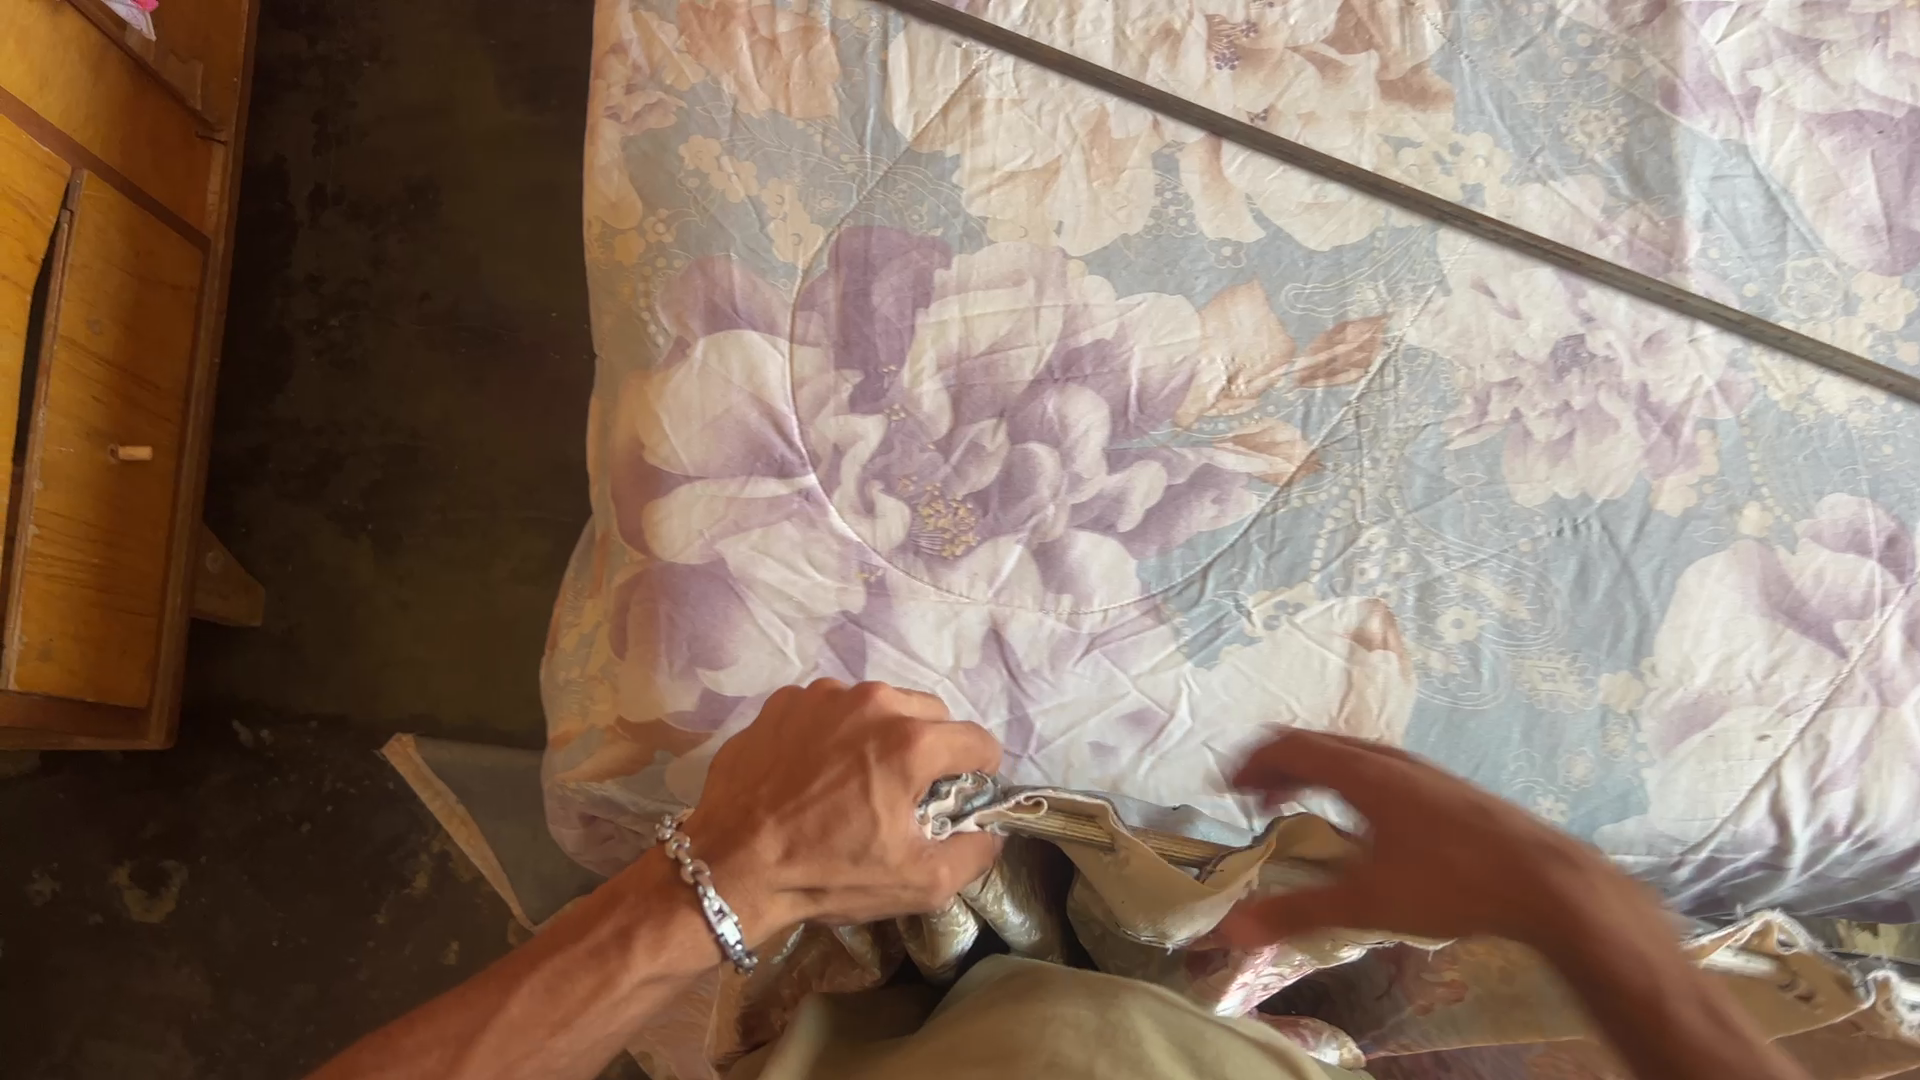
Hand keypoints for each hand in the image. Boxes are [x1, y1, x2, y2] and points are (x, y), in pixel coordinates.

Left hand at [678, 679, 1002, 940]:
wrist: (728, 866)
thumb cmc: (826, 873)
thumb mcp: (915, 882)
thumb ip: (973, 854)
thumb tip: (992, 833)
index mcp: (912, 741)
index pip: (977, 740)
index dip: (979, 771)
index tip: (962, 793)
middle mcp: (874, 702)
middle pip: (932, 714)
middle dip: (932, 747)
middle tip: (907, 788)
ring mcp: (826, 695)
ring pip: (880, 704)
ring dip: (882, 733)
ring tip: (855, 776)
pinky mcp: (786, 700)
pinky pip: (831, 707)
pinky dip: (835, 730)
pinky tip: (813, 767)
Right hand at [1221, 730, 1656, 949]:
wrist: (1555, 885)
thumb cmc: (1452, 885)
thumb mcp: (1367, 902)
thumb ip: (1296, 911)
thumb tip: (1232, 928)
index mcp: (1357, 771)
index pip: (1284, 746)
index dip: (1248, 764)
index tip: (1226, 791)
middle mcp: (1382, 757)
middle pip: (1310, 742)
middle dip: (1272, 766)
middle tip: (1251, 798)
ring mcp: (1415, 766)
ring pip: (1342, 751)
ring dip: (1306, 770)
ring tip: (1292, 803)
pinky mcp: (1439, 783)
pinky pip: (1369, 763)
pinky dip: (1338, 776)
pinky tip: (1352, 815)